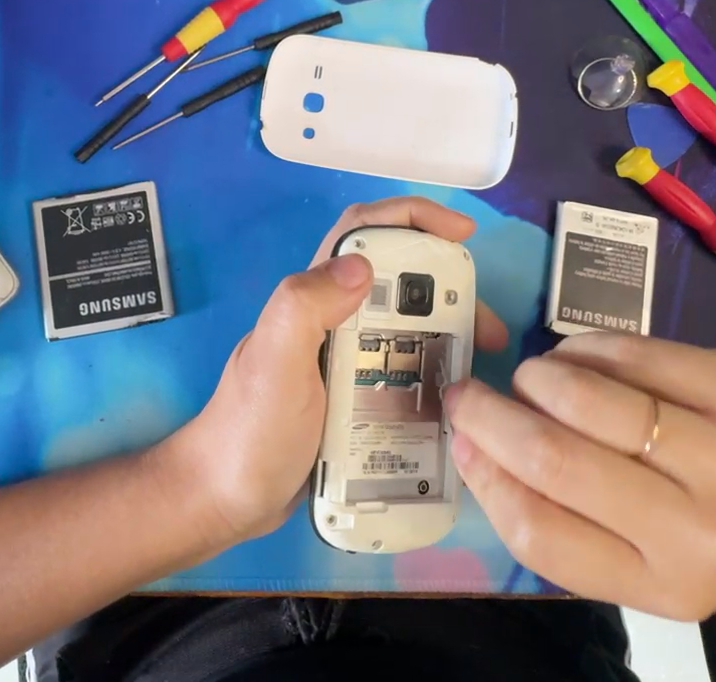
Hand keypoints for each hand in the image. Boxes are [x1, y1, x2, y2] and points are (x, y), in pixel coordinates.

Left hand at [162, 198, 508, 547]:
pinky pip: (405, 368)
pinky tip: (458, 394)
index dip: (412, 218)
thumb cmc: (251, 428)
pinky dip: (436, 369)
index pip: (362, 233)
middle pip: (397, 279)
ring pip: (407, 324)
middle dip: (448, 285)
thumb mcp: (275, 361)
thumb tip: (363, 264)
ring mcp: (344, 358)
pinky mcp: (355, 395)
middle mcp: (330, 318)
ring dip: (448, 330)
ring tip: (482, 361)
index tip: (463, 233)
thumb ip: (305, 305)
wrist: (228, 498)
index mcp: (310, 298)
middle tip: (487, 324)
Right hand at [447, 333, 715, 620]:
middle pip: (555, 461)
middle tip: (467, 393)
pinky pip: (626, 353)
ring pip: (585, 399)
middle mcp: (701, 533)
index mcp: (666, 585)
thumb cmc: (707, 519)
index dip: (486, 478)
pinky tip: (578, 359)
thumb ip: (558, 511)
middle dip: (491, 417)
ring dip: (535, 377)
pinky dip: (580, 349)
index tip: (462, 440)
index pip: (542, 535)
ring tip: (533, 379)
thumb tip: (471, 443)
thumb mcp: (640, 549)